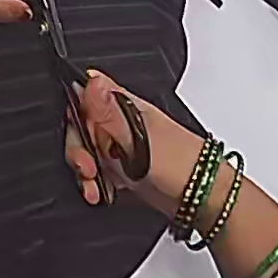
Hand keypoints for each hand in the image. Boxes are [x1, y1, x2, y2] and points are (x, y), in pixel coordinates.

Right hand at [64, 71, 204, 210]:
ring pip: (87, 151)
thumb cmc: (179, 162)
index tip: (80, 139)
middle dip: (78, 150)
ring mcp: (122, 143)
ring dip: (84, 170)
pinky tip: (99, 192)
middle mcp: (120, 120)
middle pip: (81, 127)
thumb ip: (109, 112)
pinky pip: (97, 170)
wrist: (202, 198)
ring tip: (93, 185)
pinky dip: (93, 182)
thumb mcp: (137, 136)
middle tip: (88, 167)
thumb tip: (92, 79)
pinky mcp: (124, 165)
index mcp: (124, 104)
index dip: (75, 119)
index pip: (84, 98)